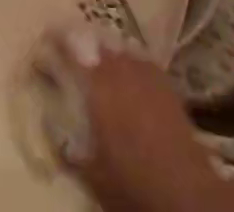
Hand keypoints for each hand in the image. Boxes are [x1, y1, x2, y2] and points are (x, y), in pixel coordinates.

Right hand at [40, 28, 233, 211]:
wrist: (188, 194)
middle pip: (95, 40)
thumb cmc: (132, 183)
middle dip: (79, 41)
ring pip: (118, 46)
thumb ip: (67, 147)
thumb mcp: (91, 173)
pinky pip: (139, 60)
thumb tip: (51, 128)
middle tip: (67, 49)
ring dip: (104, 49)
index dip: (56, 40)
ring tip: (95, 59)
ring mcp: (146, 73)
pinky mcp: (166, 84)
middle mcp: (120, 69)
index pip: (70, 47)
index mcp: (96, 85)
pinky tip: (126, 75)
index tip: (44, 39)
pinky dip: (127, 61)